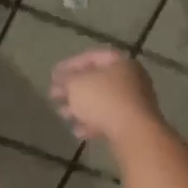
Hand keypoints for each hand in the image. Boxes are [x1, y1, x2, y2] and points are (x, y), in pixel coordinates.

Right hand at [50, 48, 164, 142]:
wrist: (133, 131)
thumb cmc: (103, 99)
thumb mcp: (76, 84)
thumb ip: (65, 78)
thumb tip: (60, 77)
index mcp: (120, 62)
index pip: (92, 56)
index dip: (70, 64)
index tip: (53, 75)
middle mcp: (131, 78)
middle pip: (96, 80)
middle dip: (73, 89)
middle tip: (54, 96)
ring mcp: (134, 100)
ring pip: (101, 100)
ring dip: (80, 107)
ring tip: (63, 115)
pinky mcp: (133, 121)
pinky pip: (108, 117)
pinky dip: (92, 122)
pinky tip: (78, 130)